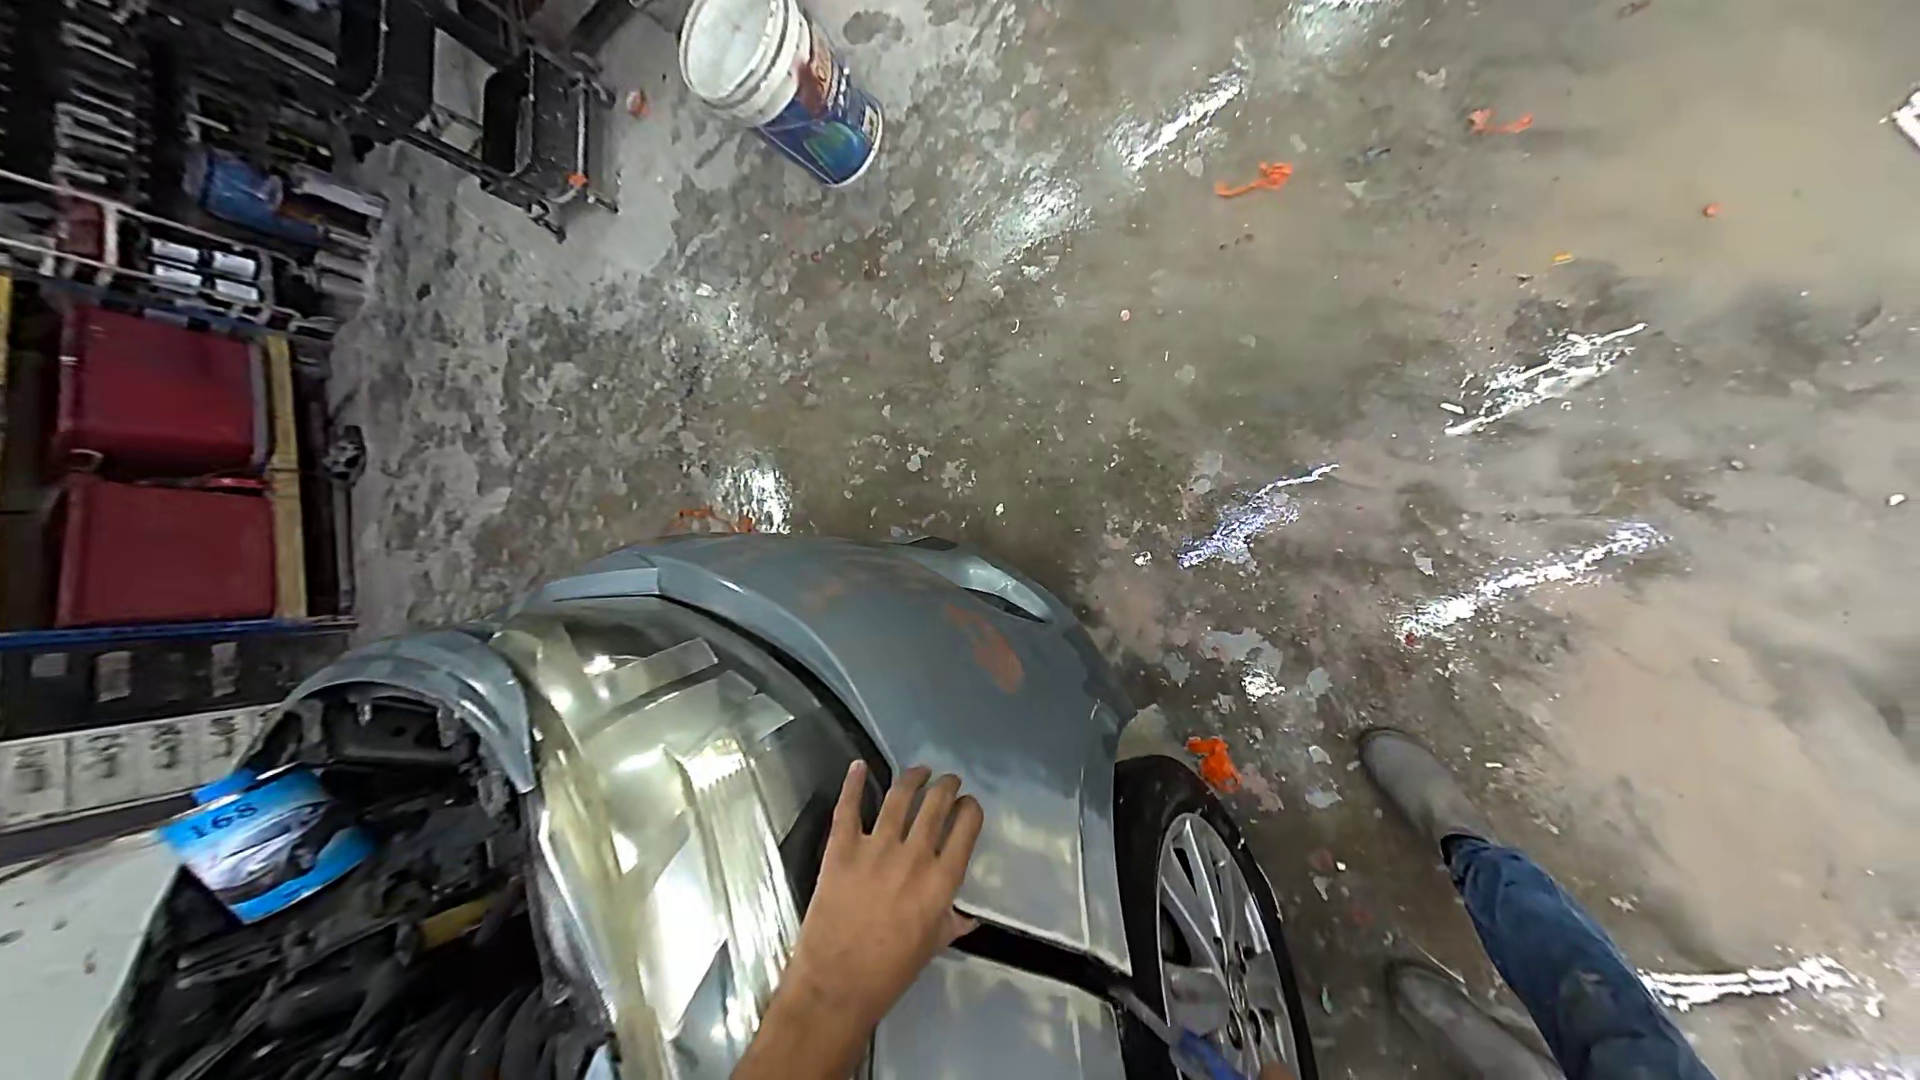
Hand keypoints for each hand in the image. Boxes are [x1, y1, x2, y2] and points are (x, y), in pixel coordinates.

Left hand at [788, 761, 983, 1026]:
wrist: (836, 987)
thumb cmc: (889, 972)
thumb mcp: (931, 947)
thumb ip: (952, 922)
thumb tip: (969, 915)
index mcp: (940, 881)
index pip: (965, 827)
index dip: (970, 808)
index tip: (968, 804)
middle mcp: (913, 857)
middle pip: (936, 804)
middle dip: (947, 786)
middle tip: (948, 781)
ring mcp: (876, 849)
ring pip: (900, 796)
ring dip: (913, 777)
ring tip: (920, 771)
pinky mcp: (842, 849)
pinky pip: (849, 807)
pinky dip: (853, 783)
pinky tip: (858, 766)